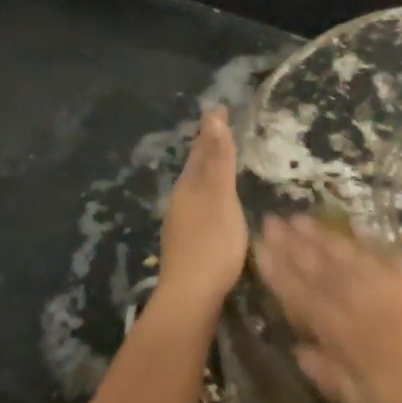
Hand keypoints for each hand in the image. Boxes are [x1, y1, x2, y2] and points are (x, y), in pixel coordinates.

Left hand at [157, 107, 247, 311]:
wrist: (191, 294)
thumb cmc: (212, 243)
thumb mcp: (221, 198)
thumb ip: (219, 161)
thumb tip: (213, 120)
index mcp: (189, 185)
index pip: (201, 148)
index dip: (211, 129)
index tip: (220, 108)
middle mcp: (180, 199)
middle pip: (194, 166)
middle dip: (206, 147)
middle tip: (220, 129)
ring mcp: (180, 222)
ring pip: (194, 186)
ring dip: (206, 170)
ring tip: (220, 161)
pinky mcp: (185, 241)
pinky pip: (197, 204)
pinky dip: (208, 193)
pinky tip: (215, 203)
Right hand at [252, 216, 401, 402]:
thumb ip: (339, 381)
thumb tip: (301, 350)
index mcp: (359, 341)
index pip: (309, 300)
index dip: (282, 275)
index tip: (259, 251)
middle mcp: (379, 307)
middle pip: (329, 271)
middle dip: (296, 247)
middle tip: (270, 223)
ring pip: (356, 259)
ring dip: (325, 239)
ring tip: (299, 220)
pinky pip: (392, 258)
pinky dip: (368, 244)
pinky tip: (355, 235)